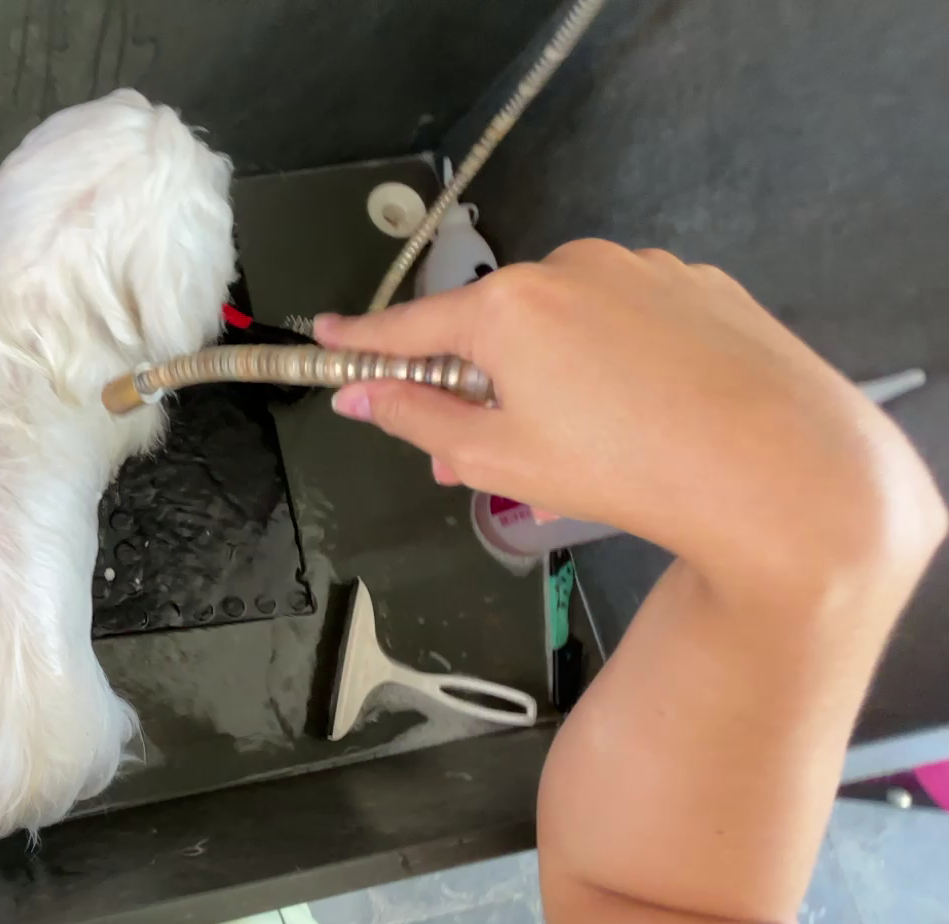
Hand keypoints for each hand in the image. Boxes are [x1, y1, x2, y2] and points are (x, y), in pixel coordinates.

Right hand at [316, 240, 942, 596]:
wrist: (785, 472)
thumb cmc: (610, 467)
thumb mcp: (486, 455)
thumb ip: (408, 416)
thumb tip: (354, 395)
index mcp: (504, 306)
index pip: (404, 326)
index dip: (357, 338)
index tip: (322, 335)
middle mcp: (566, 266)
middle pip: (478, 322)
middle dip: (459, 376)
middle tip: (463, 442)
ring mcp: (637, 267)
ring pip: (546, 317)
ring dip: (523, 367)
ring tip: (551, 432)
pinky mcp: (694, 283)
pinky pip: (609, 312)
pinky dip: (588, 350)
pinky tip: (622, 401)